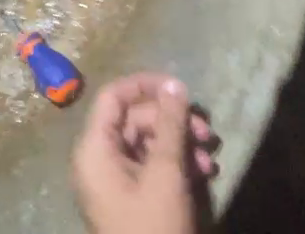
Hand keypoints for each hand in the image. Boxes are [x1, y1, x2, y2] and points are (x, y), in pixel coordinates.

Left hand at [71, 73, 218, 233]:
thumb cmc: (152, 227)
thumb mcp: (165, 173)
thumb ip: (170, 124)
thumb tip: (175, 85)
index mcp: (95, 148)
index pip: (114, 96)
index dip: (146, 85)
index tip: (180, 87)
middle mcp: (99, 159)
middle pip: (136, 120)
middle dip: (173, 122)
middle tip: (207, 132)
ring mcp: (115, 181)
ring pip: (148, 143)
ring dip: (181, 145)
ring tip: (210, 161)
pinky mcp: (132, 199)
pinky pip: (152, 167)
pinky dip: (177, 165)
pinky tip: (205, 174)